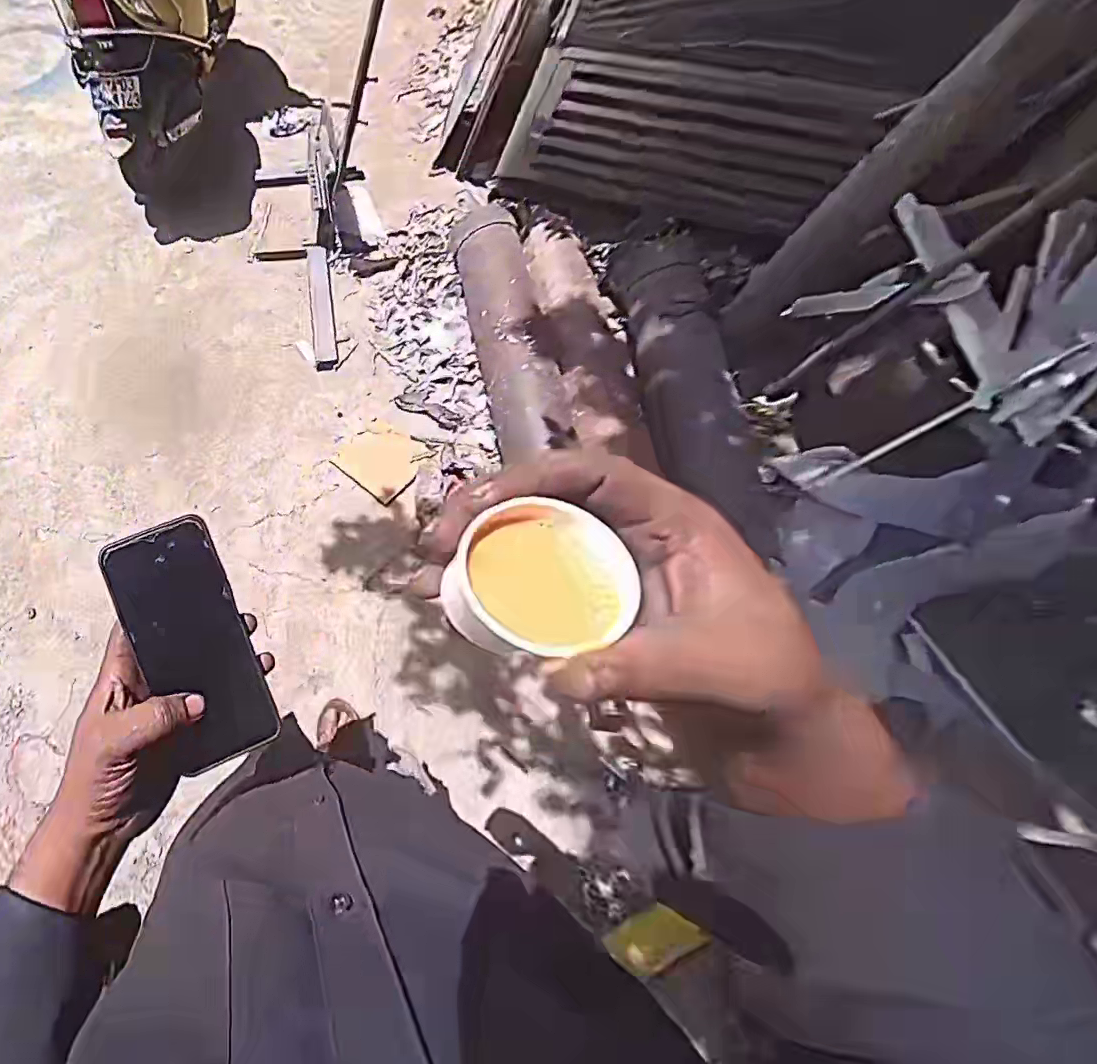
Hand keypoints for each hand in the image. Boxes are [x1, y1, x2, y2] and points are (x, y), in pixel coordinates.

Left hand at [9, 619, 274, 913]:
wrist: (103, 827)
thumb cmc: (91, 779)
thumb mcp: (113, 741)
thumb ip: (152, 718)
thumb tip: (196, 702)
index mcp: (117, 679)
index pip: (133, 632)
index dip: (152, 610)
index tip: (184, 594)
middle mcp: (143, 689)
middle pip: (175, 651)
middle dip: (204, 634)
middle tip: (237, 621)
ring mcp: (165, 713)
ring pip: (198, 679)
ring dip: (224, 665)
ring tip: (254, 651)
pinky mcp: (182, 738)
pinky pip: (211, 714)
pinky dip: (231, 701)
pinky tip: (253, 690)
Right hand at [418, 451, 913, 820]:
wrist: (769, 722)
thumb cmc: (760, 677)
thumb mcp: (709, 667)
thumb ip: (636, 668)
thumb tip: (555, 676)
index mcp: (665, 520)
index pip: (589, 473)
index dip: (529, 475)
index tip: (478, 504)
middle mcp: (619, 531)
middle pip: (536, 497)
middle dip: (479, 510)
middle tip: (438, 544)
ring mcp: (592, 564)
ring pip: (517, 534)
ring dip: (467, 547)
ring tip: (426, 574)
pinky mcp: (573, 598)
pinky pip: (516, 578)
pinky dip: (476, 585)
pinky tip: (443, 601)